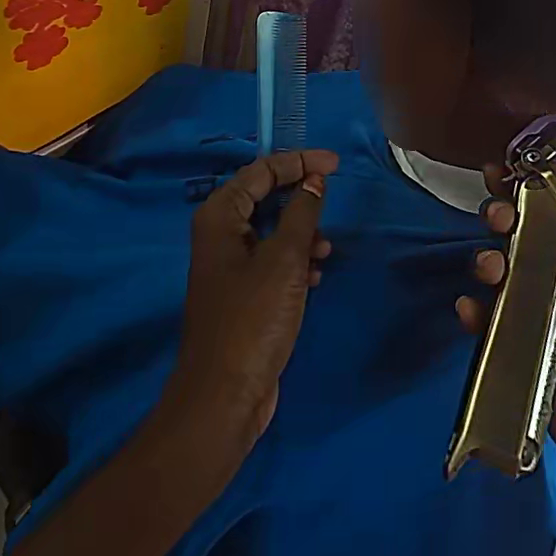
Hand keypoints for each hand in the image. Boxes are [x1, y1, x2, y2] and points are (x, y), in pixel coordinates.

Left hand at [161, 150, 337, 451]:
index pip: (261, 171)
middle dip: (300, 198)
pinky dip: (295, 260)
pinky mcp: (242, 291)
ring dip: (301, 233)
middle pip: (264, 197)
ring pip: (271, 230)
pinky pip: (273, 260)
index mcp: (219, 216)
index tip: (335, 163)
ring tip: (325, 251)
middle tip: (333, 198)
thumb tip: (314, 180)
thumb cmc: (253, 319)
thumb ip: (301, 215)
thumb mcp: (284, 260)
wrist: (225, 394)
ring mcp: (229, 264)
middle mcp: (219, 233)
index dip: (298, 161)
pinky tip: (315, 276)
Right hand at [456, 169, 555, 502]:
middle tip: (499, 214)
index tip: (517, 170)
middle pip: (524, 245)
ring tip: (490, 266)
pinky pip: (488, 326)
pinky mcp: (514, 355)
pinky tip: (470, 309)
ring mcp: (535, 323)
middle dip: (507, 220)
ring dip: (488, 261)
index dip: (540, 200)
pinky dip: (473, 313)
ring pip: (501, 278)